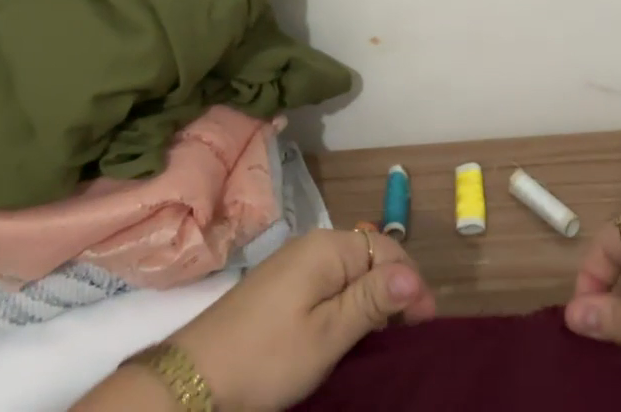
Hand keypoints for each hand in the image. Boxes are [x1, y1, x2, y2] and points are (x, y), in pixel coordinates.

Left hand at [170, 228, 437, 410]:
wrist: (197, 376)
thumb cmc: (269, 356)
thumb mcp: (329, 333)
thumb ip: (372, 299)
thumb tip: (414, 273)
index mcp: (327, 247)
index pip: (388, 248)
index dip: (411, 283)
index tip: (423, 326)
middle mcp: (312, 245)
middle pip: (370, 257)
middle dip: (392, 291)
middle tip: (403, 336)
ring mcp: (294, 264)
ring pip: (350, 273)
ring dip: (370, 301)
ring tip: (377, 339)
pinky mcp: (282, 286)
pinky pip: (328, 284)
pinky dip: (345, 305)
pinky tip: (346, 333)